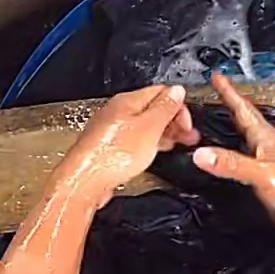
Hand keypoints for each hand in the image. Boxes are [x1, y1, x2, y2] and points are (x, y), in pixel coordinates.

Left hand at [56, 85, 200, 206]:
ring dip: (164, 133)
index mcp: (127, 101)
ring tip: (179, 145)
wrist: (85, 182)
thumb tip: (177, 91)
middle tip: (189, 136)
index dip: (179, 106)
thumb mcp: (149, 128)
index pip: (161, 91)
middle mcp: (118, 112)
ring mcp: (112, 130)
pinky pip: (135, 140)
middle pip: (153, 108)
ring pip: (144, 125)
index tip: (188, 124)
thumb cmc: (112, 156)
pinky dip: (150, 144)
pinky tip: (156, 153)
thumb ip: (165, 108)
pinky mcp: (110, 148)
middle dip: (174, 121)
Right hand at [191, 73, 274, 240]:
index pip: (244, 109)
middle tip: (219, 92)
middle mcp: (269, 147)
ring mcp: (269, 163)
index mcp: (268, 138)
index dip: (230, 92)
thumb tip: (201, 154)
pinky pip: (244, 159)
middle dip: (230, 104)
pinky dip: (233, 153)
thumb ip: (231, 164)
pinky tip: (230, 158)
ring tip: (222, 118)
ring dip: (233, 126)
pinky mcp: (267, 180)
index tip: (218, 77)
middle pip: (245, 120)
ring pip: (246, 138)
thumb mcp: (262, 174)